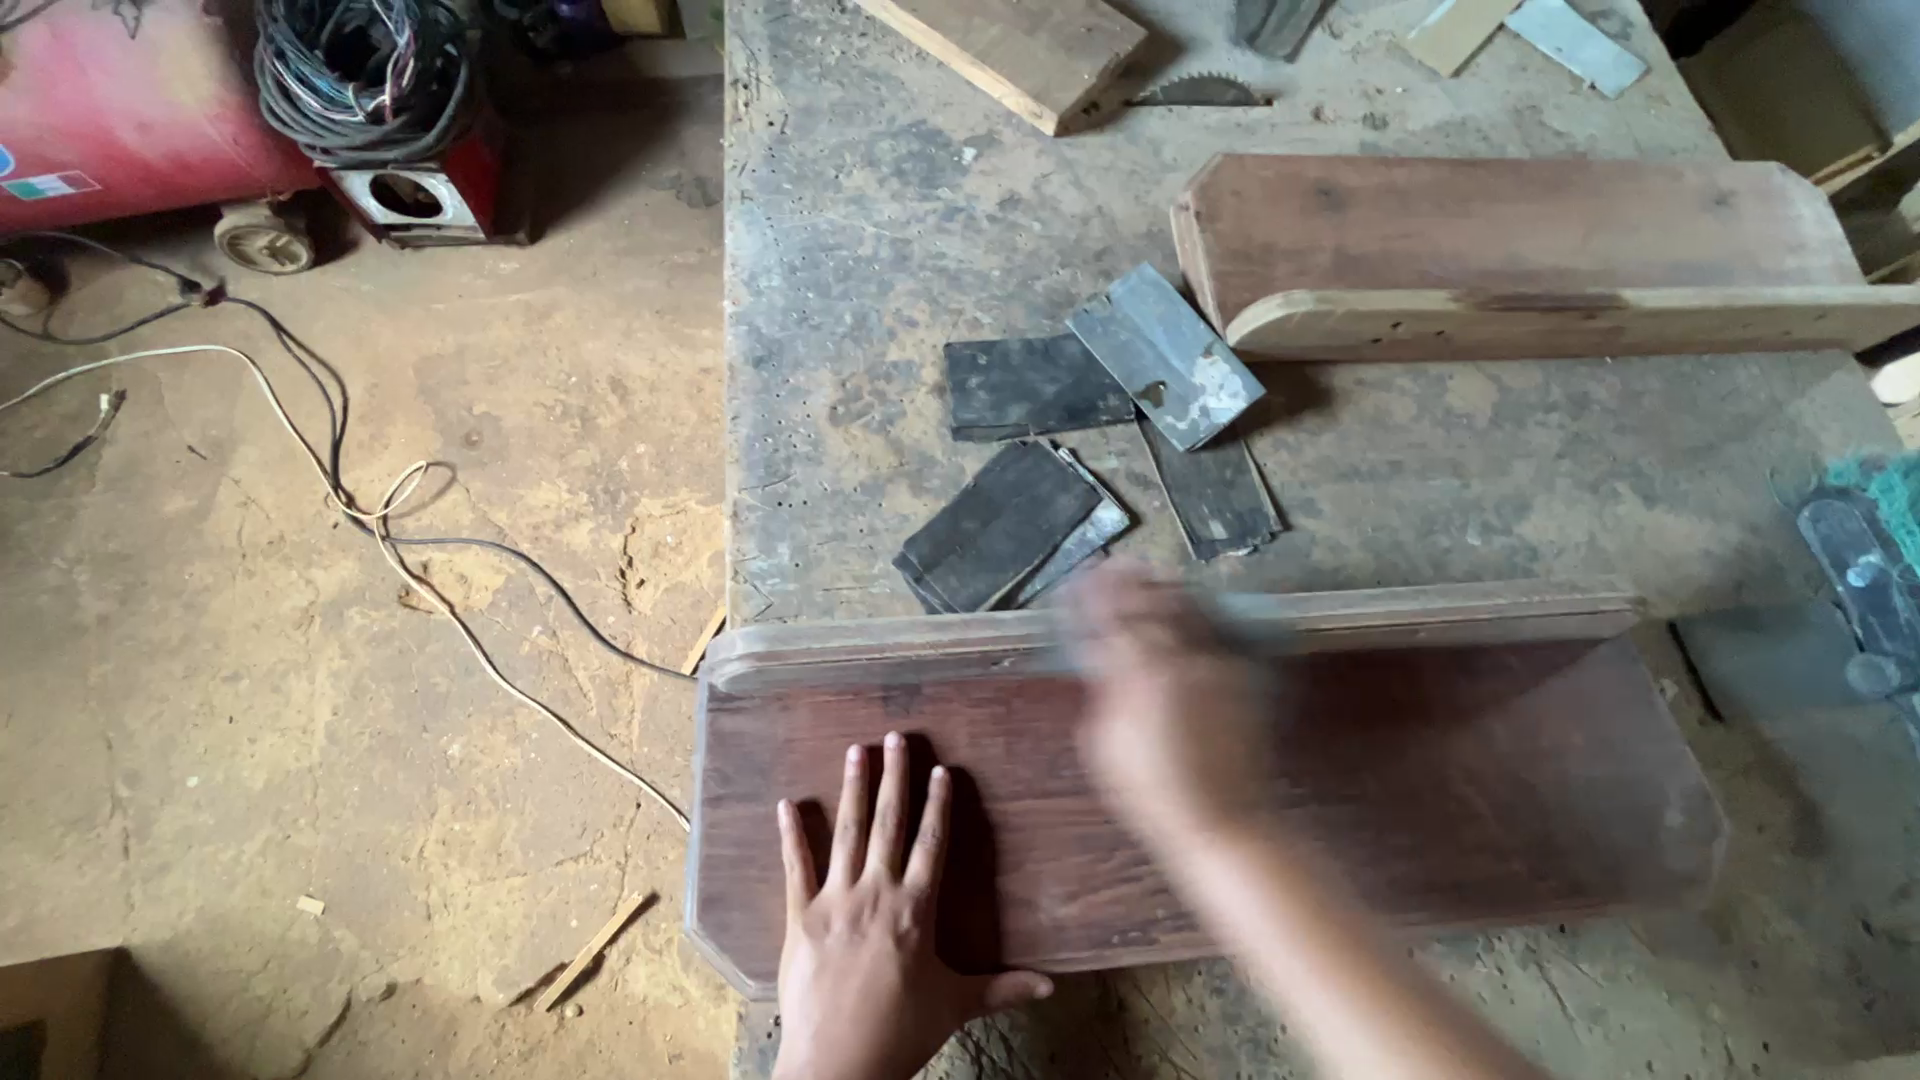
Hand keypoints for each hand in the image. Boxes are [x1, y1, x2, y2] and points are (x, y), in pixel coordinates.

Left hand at [772, 732, 1053, 1079]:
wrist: (837, 1067)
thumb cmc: (900, 1033)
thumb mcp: (955, 1006)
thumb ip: (1002, 988)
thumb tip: (1051, 986)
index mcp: (915, 909)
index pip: (931, 843)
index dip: (937, 804)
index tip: (940, 769)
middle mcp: (876, 892)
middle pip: (889, 822)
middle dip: (894, 777)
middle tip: (896, 737)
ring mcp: (835, 901)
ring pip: (847, 832)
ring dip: (852, 789)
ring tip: (855, 751)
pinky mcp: (799, 917)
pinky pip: (795, 867)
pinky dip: (791, 834)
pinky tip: (787, 803)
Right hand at [1064, 561, 1274, 845]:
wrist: (1222, 818)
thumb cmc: (1149, 791)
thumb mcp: (1103, 743)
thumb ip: (1102, 690)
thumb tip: (1098, 657)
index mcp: (1138, 674)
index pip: (1111, 617)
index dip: (1094, 592)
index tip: (1082, 575)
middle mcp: (1178, 658)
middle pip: (1152, 602)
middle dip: (1130, 578)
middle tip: (1115, 562)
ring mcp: (1213, 664)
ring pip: (1188, 608)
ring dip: (1164, 586)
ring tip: (1150, 572)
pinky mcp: (1239, 675)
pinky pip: (1215, 629)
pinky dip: (1196, 610)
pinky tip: (1187, 603)